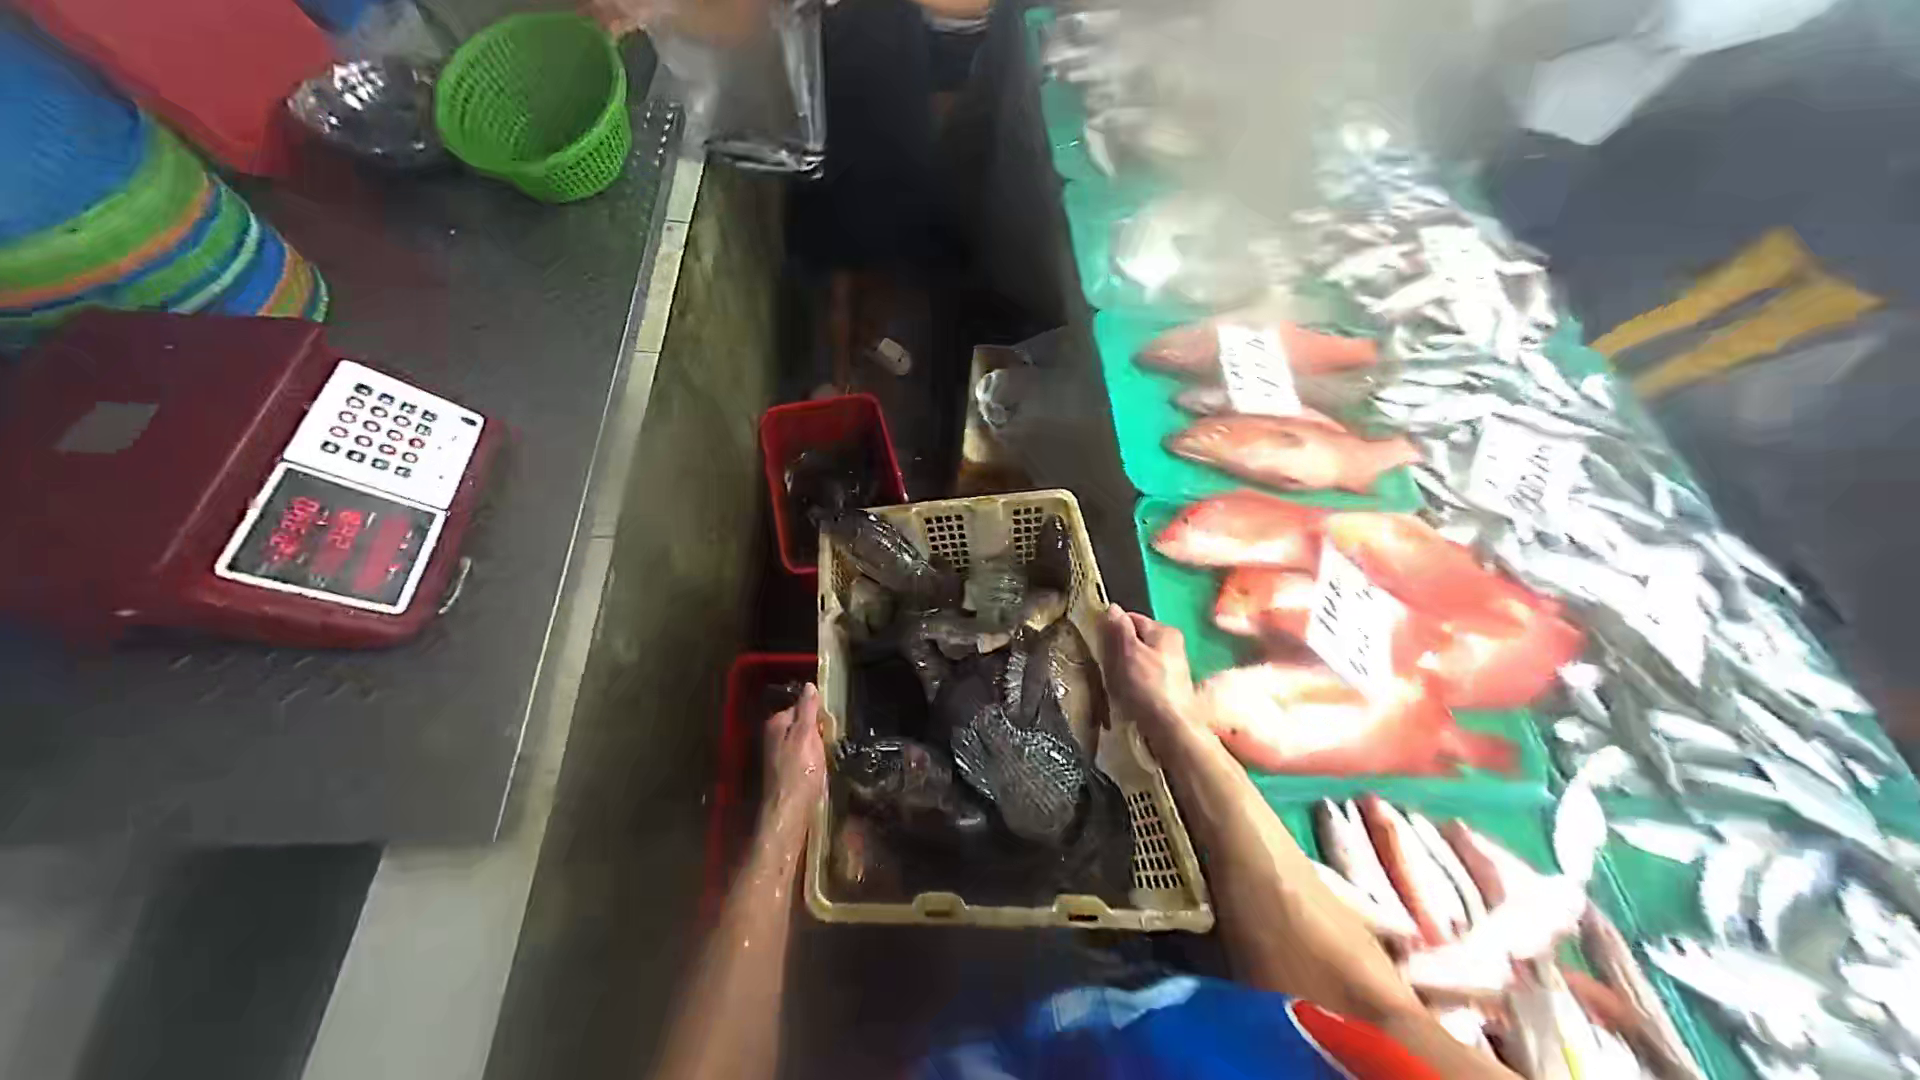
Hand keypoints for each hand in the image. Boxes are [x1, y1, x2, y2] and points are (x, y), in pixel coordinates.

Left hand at [761, 683, 826, 839]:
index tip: (831, 721)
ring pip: (804, 742)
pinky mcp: (786, 772)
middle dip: (818, 730)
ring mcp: (778, 755)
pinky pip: (804, 757)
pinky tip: (821, 768)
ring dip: (817, 746)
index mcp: (777, 724)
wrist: (789, 812)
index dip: (817, 712)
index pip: (801, 706)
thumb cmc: (800, 771)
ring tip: (829, 754)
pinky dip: (814, 760)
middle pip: (802, 724)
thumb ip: (808, 710)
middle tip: (832, 739)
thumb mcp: (806, 735)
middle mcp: (773, 737)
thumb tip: (809, 685)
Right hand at [1100, 605, 1204, 753]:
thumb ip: (1119, 628)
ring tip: (1118, 683)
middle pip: (1135, 638)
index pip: (1130, 618)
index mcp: (1164, 631)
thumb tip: (1112, 607)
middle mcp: (1172, 644)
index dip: (1112, 630)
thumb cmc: (1147, 687)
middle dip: (1118, 650)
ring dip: (1124, 667)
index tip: (1102, 645)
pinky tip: (1130, 693)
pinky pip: (1145, 675)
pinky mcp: (1170, 685)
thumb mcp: (1128, 652)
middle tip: (1109, 666)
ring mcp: (1173, 666)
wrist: (1171, 728)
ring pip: (1138, 658)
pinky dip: (1134, 681)